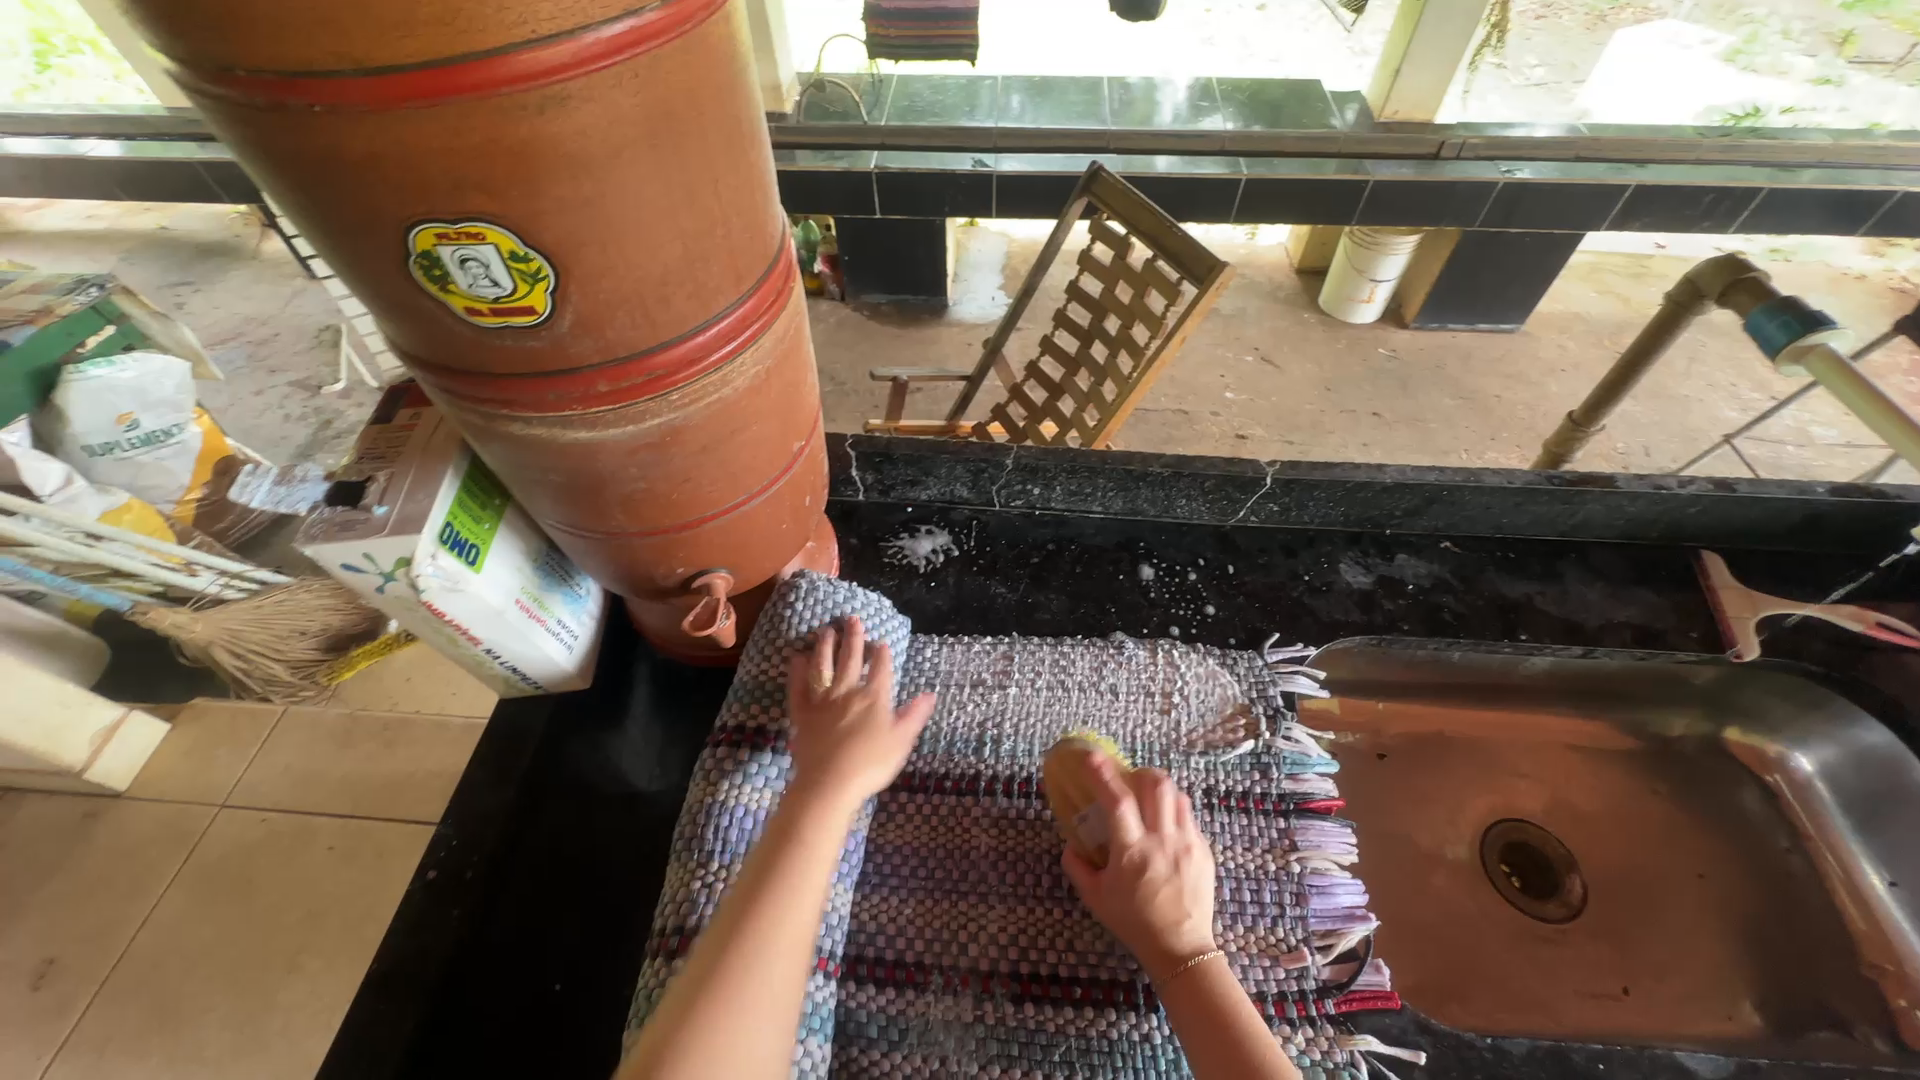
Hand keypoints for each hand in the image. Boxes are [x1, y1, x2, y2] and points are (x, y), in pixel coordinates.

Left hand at [785, 616, 934, 810]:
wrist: (830, 783)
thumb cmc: (871, 764)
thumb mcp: (901, 741)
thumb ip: (914, 715)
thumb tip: (930, 694)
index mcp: (874, 698)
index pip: (881, 670)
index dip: (882, 656)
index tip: (882, 643)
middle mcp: (848, 692)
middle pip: (851, 659)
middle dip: (854, 638)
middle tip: (853, 619)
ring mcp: (822, 701)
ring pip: (823, 667)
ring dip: (825, 646)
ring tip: (826, 630)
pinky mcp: (802, 714)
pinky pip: (798, 688)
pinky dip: (797, 672)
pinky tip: (797, 658)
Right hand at [1061, 755, 1217, 981]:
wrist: (1180, 948)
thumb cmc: (1133, 923)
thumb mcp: (1095, 898)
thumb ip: (1077, 867)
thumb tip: (1070, 845)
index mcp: (1132, 852)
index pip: (1118, 801)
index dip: (1103, 775)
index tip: (1092, 756)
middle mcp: (1162, 841)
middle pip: (1157, 786)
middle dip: (1141, 773)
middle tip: (1130, 779)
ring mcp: (1187, 844)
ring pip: (1177, 796)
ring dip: (1160, 789)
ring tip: (1150, 797)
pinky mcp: (1204, 851)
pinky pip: (1190, 817)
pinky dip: (1175, 811)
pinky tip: (1166, 825)